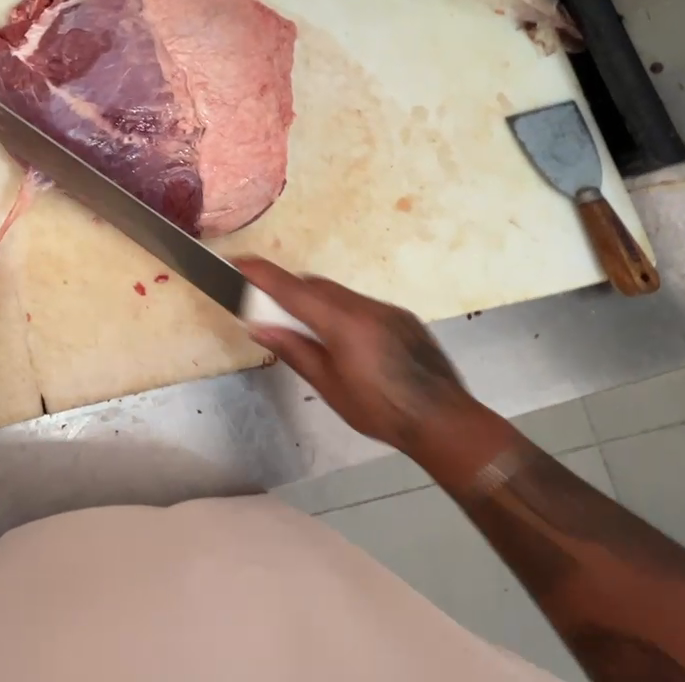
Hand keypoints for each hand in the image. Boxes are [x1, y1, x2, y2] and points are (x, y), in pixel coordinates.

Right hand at [236, 258, 476, 453]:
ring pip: (339, 294)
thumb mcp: (328, 385)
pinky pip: (361, 305)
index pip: (292, 290)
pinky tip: (345, 341)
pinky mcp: (402, 318)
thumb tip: (259, 327)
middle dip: (289, 289)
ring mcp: (387, 310)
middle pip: (315, 285)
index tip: (238, 262)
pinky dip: (342, 311)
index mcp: (341, 324)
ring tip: (307, 329)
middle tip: (270, 307)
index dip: (262, 274)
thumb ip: (293, 350)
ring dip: (316, 301)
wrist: (446, 422)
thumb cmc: (380, 411)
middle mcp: (364, 307)